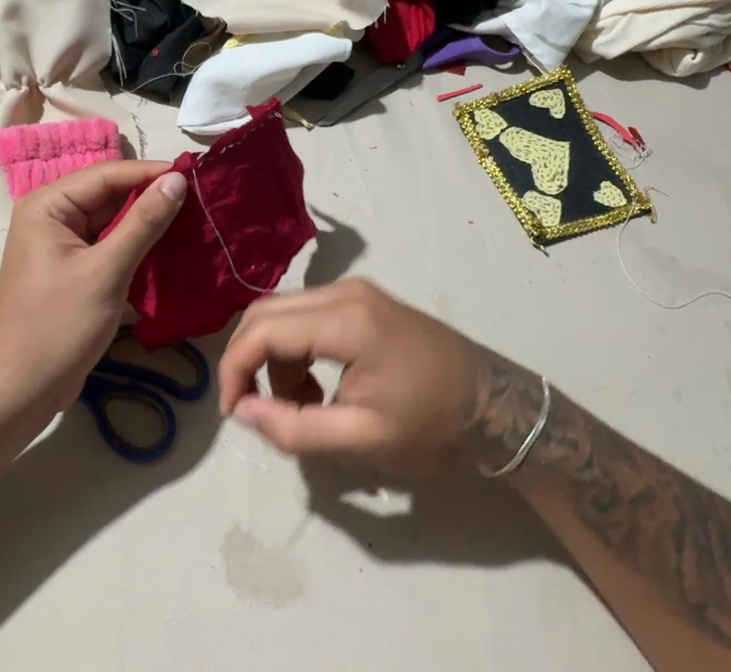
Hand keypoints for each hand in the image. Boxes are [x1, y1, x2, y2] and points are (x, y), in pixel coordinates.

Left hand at [0, 160, 186, 441]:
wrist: (22, 388)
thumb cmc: (58, 325)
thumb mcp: (106, 271)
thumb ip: (143, 223)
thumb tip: (177, 180)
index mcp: (47, 206)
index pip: (107, 175)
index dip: (150, 173)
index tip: (196, 174)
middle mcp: (51, 217)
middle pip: (109, 194)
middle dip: (151, 196)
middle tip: (201, 197)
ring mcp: (62, 245)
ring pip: (112, 220)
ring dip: (147, 221)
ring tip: (194, 218)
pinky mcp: (74, 270)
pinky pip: (110, 244)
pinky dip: (137, 245)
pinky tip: (171, 247)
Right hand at [217, 278, 485, 475]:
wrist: (496, 404)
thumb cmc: (433, 426)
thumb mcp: (362, 440)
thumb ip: (295, 428)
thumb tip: (244, 410)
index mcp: (345, 321)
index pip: (262, 331)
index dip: (234, 370)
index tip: (233, 413)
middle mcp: (344, 292)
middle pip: (266, 312)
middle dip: (247, 360)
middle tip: (252, 408)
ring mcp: (356, 291)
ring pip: (284, 311)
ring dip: (273, 356)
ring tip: (297, 404)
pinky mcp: (364, 300)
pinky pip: (307, 314)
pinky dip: (295, 347)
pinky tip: (316, 384)